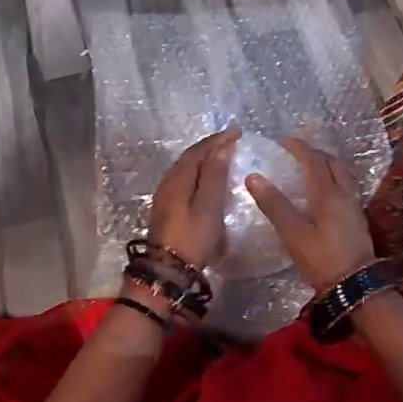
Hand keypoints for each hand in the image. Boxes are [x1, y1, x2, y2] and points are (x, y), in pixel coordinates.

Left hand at [146, 127, 239, 268]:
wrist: (167, 269)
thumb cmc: (192, 237)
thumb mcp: (208, 206)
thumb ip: (214, 176)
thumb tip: (221, 148)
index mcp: (179, 178)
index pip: (199, 151)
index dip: (218, 140)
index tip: (237, 132)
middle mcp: (168, 182)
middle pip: (190, 157)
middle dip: (210, 146)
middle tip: (230, 140)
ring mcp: (165, 196)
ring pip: (186, 168)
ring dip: (204, 158)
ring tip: (222, 155)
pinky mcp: (167, 208)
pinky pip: (184, 179)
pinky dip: (198, 172)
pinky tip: (207, 179)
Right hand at [244, 137, 376, 290]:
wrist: (354, 285)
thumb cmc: (322, 258)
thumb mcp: (293, 233)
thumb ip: (274, 204)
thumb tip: (253, 177)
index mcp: (328, 194)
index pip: (314, 162)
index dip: (299, 149)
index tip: (284, 141)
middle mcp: (345, 195)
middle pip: (333, 164)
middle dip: (316, 154)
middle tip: (298, 153)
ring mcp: (354, 208)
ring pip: (343, 176)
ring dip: (327, 166)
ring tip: (312, 168)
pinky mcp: (357, 220)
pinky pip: (346, 189)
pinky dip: (333, 181)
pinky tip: (325, 193)